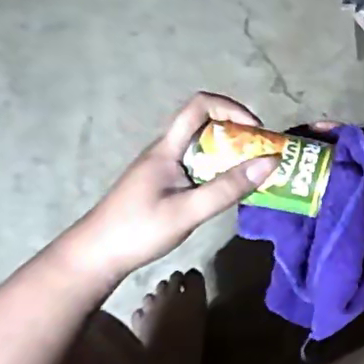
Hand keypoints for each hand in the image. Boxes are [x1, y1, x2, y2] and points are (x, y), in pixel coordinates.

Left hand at [59, 93, 277, 277]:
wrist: (93, 258)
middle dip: (238, 132)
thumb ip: (228, 188)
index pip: (200, 105)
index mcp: (167, 148)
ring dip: (231, 152)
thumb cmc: (137, 231)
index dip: (232, 108)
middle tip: (262, 154)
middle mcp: (165, 150)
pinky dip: (220, 169)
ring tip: (254, 173)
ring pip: (203, 146)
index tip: (255, 131)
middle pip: (206, 123)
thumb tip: (271, 161)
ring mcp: (163, 167)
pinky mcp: (163, 184)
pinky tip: (229, 191)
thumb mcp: (188, 211)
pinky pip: (198, 164)